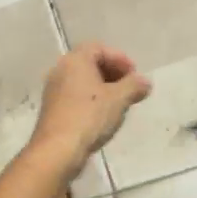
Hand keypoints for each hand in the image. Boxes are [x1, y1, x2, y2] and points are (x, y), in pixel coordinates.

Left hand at [32, 44, 151, 166]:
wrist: (57, 149)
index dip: (120, 59)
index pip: (99, 48)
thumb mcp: (119, 99)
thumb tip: (145, 82)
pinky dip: (90, 100)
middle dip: (112, 74)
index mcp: (75, 60)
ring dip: (102, 89)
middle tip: (129, 89)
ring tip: (118, 105)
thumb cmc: (89, 117)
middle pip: (90, 64)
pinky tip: (101, 117)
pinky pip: (75, 97)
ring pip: (82, 82)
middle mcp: (60, 70)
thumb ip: (134, 86)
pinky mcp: (52, 110)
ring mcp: (53, 91)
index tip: (134, 76)